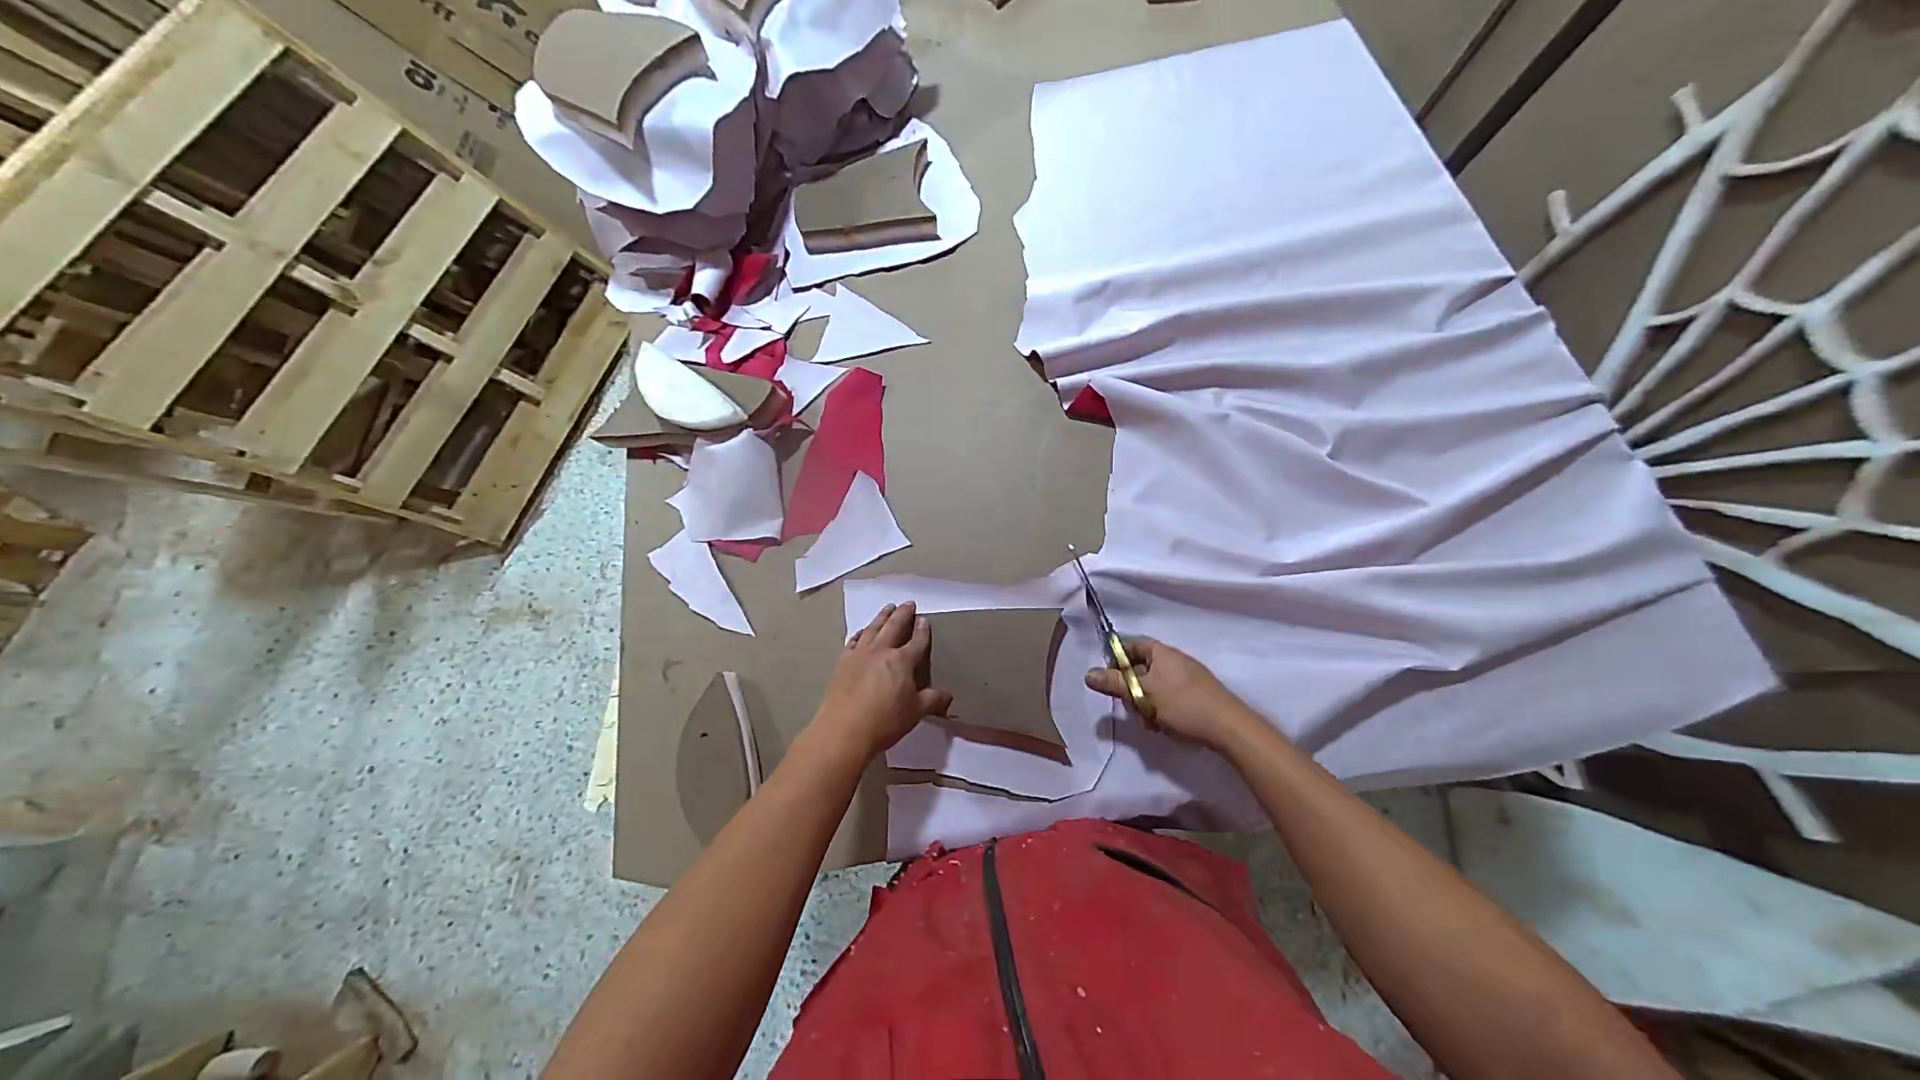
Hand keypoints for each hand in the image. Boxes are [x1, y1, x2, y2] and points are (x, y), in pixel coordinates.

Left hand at [809, 602, 953, 762]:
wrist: (844, 729)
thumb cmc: (885, 721)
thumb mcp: (916, 712)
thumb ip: (933, 700)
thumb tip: (948, 695)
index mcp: (902, 661)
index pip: (917, 641)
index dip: (922, 631)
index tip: (925, 620)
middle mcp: (881, 651)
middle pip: (894, 626)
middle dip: (903, 614)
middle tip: (908, 603)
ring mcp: (859, 655)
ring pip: (873, 629)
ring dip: (882, 617)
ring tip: (888, 608)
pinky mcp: (843, 662)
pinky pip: (853, 641)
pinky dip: (860, 634)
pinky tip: (862, 632)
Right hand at [1085, 638, 1260, 750]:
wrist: (1229, 727)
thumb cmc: (1182, 704)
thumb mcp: (1142, 694)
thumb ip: (1114, 683)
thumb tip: (1088, 673)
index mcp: (1162, 652)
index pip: (1132, 645)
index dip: (1117, 658)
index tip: (1109, 678)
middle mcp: (1176, 660)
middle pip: (1143, 667)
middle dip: (1132, 688)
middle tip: (1129, 706)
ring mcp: (1189, 677)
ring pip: (1155, 686)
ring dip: (1146, 703)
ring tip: (1149, 722)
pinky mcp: (1198, 695)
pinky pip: (1170, 697)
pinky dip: (1162, 709)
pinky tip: (1164, 726)